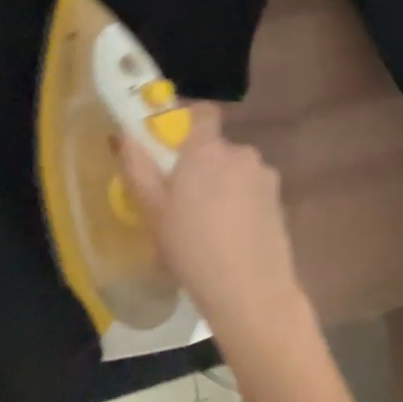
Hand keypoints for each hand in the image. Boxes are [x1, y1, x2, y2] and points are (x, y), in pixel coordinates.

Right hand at [119, 101, 310, 350]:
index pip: (201, 112)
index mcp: (206, 150)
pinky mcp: (279, 203)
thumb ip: (136, 167)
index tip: (169, 147)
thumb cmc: (190, 247)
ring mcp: (265, 178)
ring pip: (234, 172)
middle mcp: (240, 153)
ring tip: (205, 226)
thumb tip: (123, 134)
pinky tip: (226, 238)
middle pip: (215, 148)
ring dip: (220, 187)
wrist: (248, 289)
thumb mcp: (152, 210)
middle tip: (179, 201)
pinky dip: (238, 206)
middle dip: (199, 166)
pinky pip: (251, 193)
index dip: (186, 121)